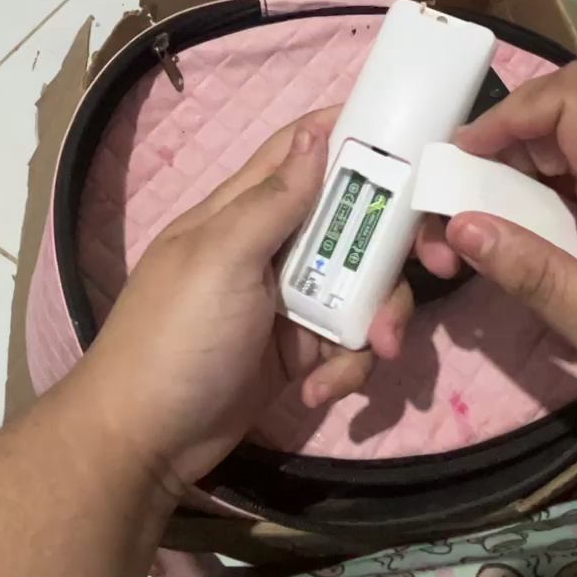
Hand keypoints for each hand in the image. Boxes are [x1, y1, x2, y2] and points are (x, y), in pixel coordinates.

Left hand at [72, 108, 413, 492]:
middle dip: (388, 246)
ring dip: (376, 318)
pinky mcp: (301, 351)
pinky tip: (316, 391)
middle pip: (351, 222)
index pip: (300, 152)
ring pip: (362, 287)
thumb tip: (314, 132)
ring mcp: (289, 301)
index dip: (347, 135)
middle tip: (431, 261)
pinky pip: (348, 343)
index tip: (409, 136)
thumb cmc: (177, 335)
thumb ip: (273, 201)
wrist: (145, 444)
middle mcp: (274, 247)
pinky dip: (345, 367)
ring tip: (372, 351)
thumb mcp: (221, 260)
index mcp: (246, 211)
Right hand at [415, 63, 576, 478]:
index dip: (507, 113)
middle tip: (447, 232)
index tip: (457, 164)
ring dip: (508, 192)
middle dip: (489, 162)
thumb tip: (462, 224)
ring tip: (470, 253)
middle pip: (558, 125)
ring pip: (567, 160)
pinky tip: (526, 262)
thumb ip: (543, 282)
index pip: (573, 98)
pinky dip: (540, 214)